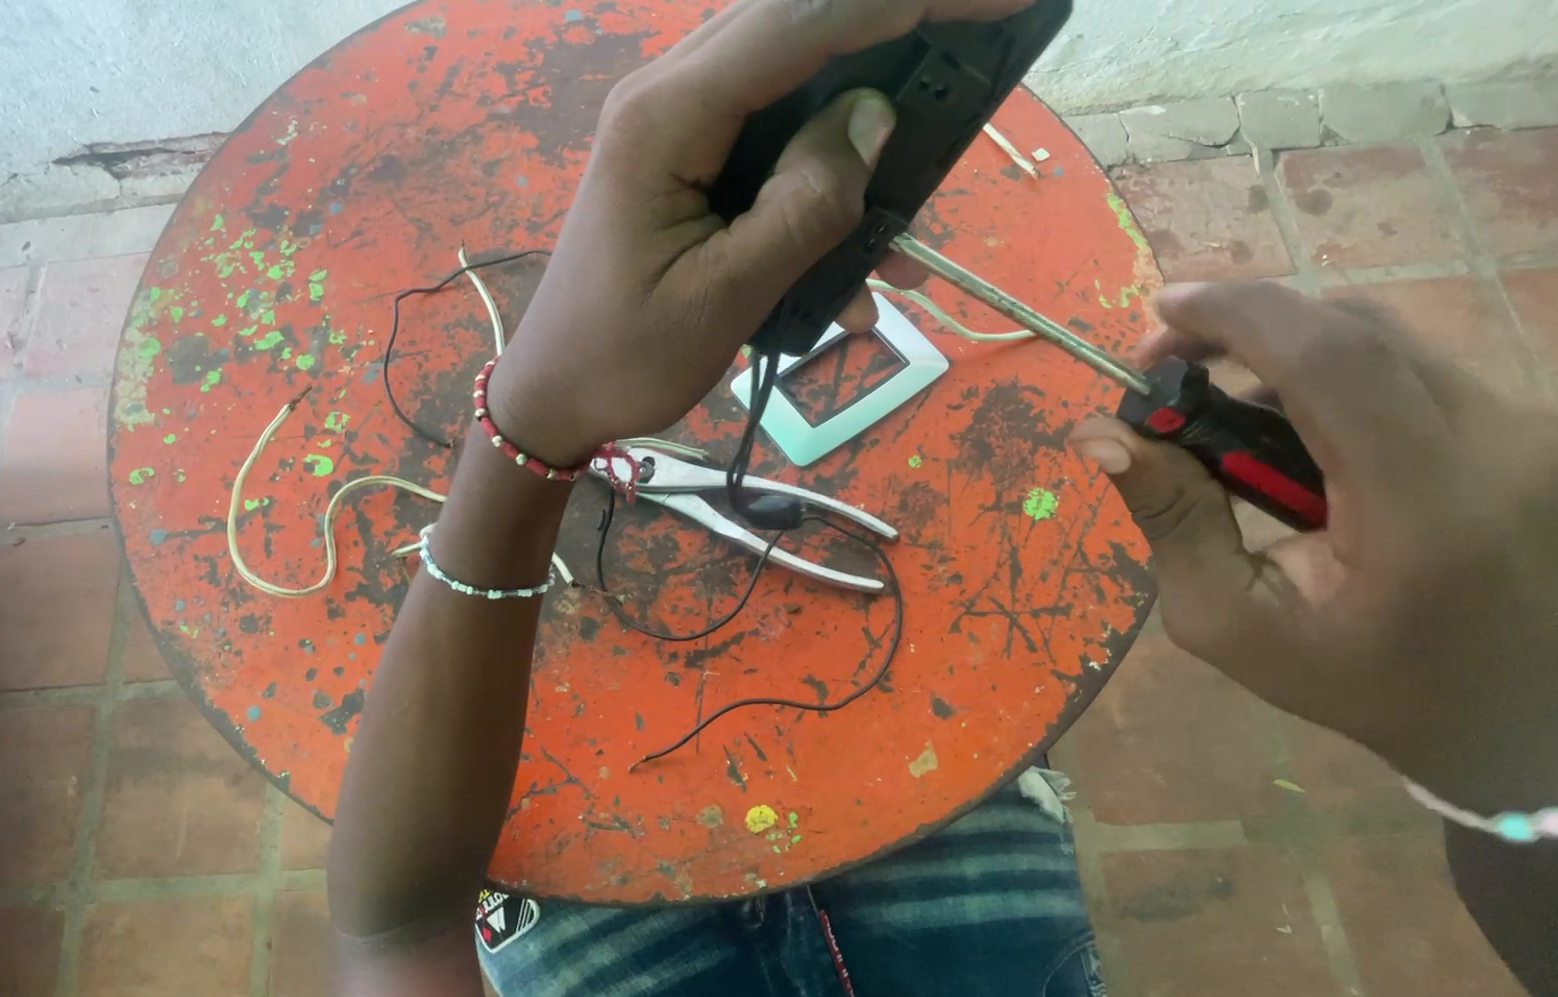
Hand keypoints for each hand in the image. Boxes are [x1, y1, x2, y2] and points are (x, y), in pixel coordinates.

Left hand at [486, 0, 1030, 464]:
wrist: (555, 396)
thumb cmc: (624, 360)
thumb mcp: (722, 299)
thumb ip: (802, 209)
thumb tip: (873, 119)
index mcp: (665, 119)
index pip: (800, 21)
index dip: (905, 0)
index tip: (1002, 1)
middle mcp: (666, 100)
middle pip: (797, 29)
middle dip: (895, 37)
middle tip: (983, 56)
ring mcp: (673, 131)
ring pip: (791, 88)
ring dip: (858, 138)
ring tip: (905, 215)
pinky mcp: (685, 168)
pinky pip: (769, 149)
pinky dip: (819, 193)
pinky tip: (849, 279)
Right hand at [1068, 282, 1557, 812]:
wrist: (1520, 714)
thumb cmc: (1359, 680)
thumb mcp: (1228, 621)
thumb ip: (1169, 520)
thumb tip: (1098, 436)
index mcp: (1425, 507)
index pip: (1332, 361)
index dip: (1239, 314)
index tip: (1158, 312)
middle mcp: (1503, 445)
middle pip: (1358, 331)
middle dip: (1245, 325)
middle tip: (1164, 364)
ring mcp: (1539, 429)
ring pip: (1387, 341)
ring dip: (1283, 351)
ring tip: (1217, 409)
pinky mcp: (1540, 426)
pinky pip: (1413, 367)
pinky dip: (1330, 376)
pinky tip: (1291, 434)